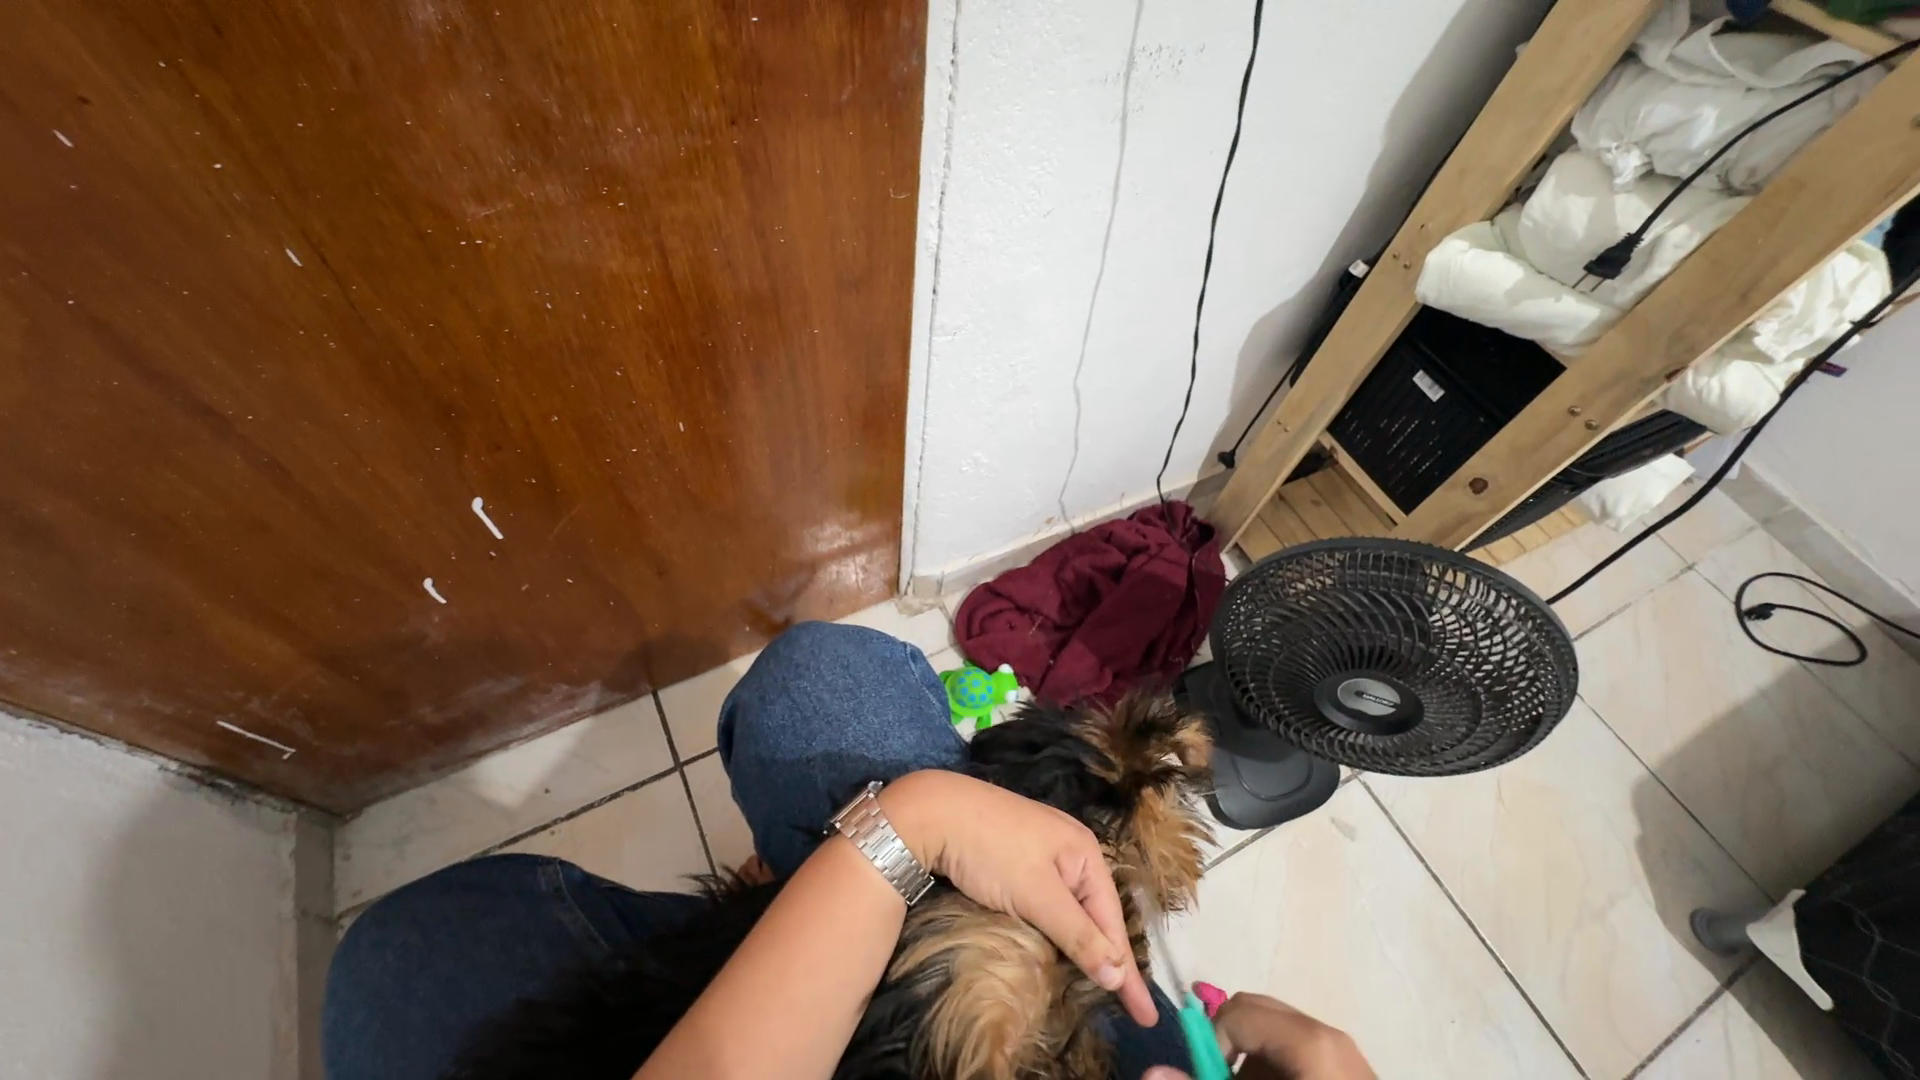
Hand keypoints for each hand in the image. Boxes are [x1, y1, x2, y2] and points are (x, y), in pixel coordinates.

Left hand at [878, 769, 1157, 1025]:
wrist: (933, 810)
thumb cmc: (991, 849)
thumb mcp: (1037, 894)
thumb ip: (1077, 934)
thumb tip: (1117, 974)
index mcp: (1084, 852)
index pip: (1112, 920)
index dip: (1127, 969)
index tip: (1146, 1014)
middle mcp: (1070, 849)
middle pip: (1095, 913)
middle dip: (1109, 956)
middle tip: (1127, 1007)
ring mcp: (1042, 851)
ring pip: (1071, 908)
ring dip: (1083, 943)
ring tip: (1099, 985)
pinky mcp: (1017, 857)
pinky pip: (1049, 901)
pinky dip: (1058, 928)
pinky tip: (1059, 948)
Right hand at [1143, 993, 1374, 1079]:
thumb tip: (1152, 1071)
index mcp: (1310, 1044)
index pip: (1238, 1012)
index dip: (1212, 1046)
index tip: (1209, 1079)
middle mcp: (1329, 1039)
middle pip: (1256, 1017)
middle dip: (1231, 1055)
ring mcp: (1346, 1059)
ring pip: (1276, 1041)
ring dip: (1253, 1071)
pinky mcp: (1353, 1076)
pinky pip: (1301, 1060)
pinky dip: (1278, 1077)